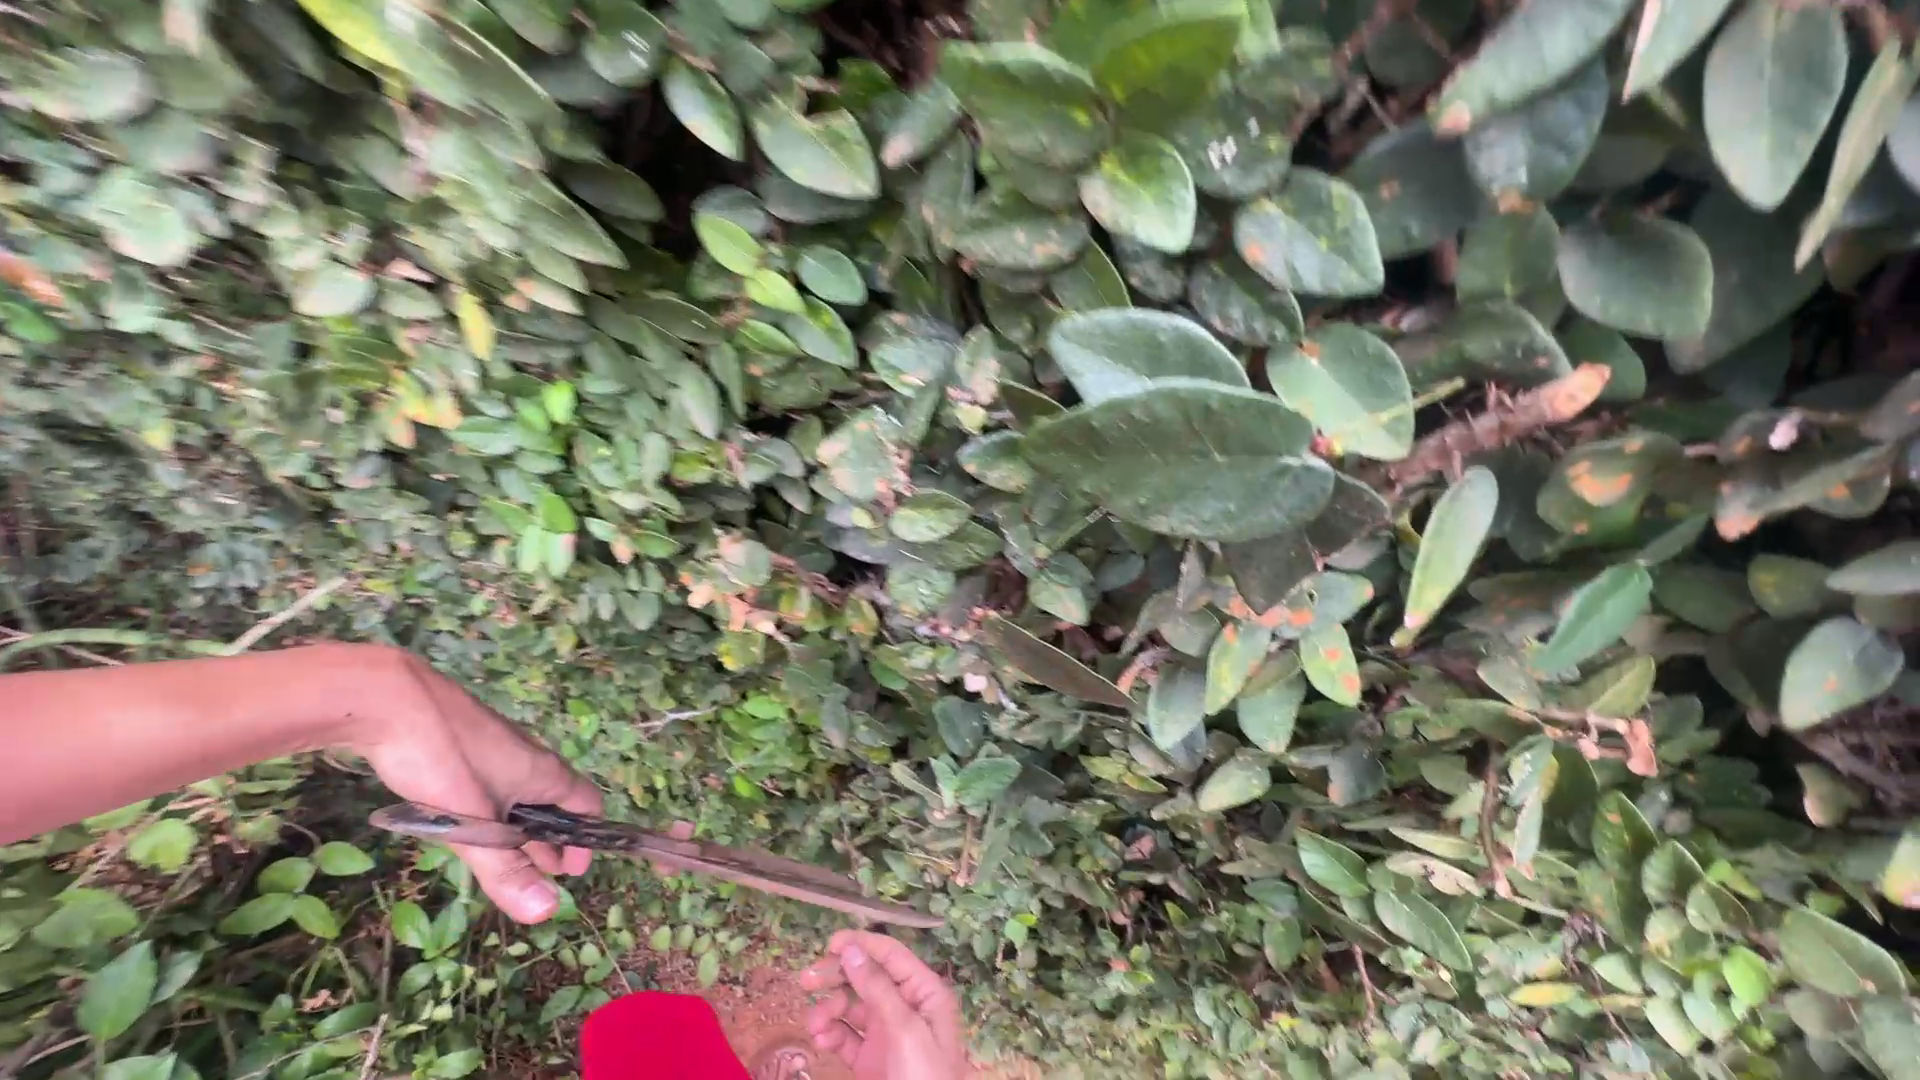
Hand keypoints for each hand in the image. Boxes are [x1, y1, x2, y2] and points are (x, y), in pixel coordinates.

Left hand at [350, 648, 601, 923]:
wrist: (389, 699)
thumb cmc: (441, 760)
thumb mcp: (472, 824)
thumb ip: (506, 870)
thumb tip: (547, 913)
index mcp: (543, 772)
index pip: (586, 805)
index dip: (586, 839)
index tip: (571, 873)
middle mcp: (529, 757)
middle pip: (554, 802)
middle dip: (550, 840)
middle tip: (537, 875)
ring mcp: (498, 749)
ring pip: (522, 793)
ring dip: (520, 826)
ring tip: (503, 856)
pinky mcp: (467, 745)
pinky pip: (496, 782)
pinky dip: (495, 808)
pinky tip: (468, 821)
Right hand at [799, 931, 966, 1079]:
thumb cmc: (925, 1075)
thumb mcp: (905, 1029)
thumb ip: (878, 988)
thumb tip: (851, 949)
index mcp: (923, 991)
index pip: (890, 955)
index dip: (861, 944)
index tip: (830, 944)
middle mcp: (904, 1005)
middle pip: (866, 977)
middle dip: (836, 977)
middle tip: (806, 981)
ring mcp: (887, 1032)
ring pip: (851, 1007)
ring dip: (828, 1010)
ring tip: (814, 1025)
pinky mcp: (871, 1058)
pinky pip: (846, 1037)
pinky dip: (830, 1035)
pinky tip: (821, 1042)